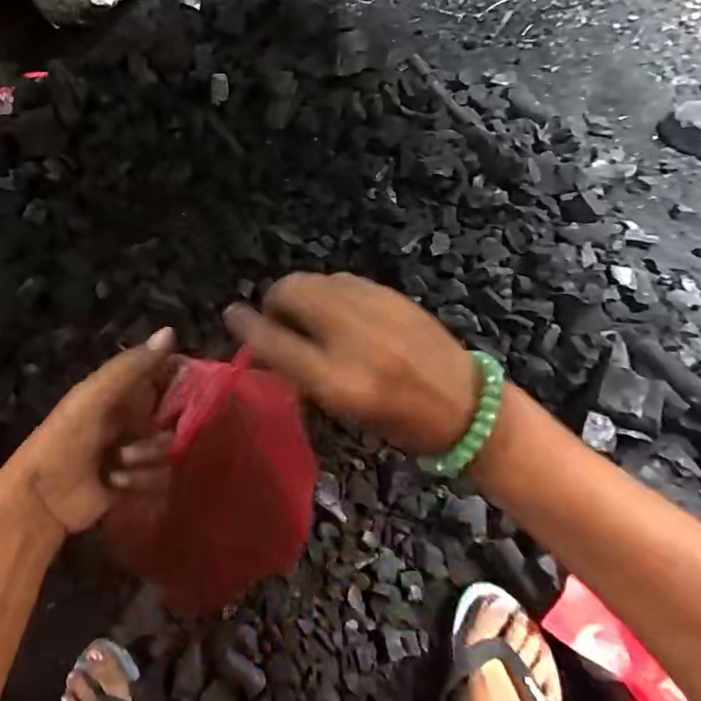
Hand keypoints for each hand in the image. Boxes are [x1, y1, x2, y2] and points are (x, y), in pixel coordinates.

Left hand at [0, 328, 177, 537]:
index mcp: (123, 391)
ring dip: (145, 462)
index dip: (180, 385)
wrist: (42, 495)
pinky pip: (161, 480)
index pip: (165, 378)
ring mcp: (136, 451)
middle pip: (173, 422)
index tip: (187, 398)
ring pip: (167, 453)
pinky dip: (141, 483)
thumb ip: (131, 367)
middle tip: (135, 442)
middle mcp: (134, 418)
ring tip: (117, 465)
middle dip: (157, 437)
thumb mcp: (96, 396)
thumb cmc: (66, 437)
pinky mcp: (137, 482)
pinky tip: (116, 483)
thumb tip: (170, 331)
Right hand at [224, 272, 476, 453]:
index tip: (231, 316)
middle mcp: (351, 337)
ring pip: (312, 280)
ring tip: (308, 316)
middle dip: (273, 302)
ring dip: (298, 294)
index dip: (245, 326)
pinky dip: (326, 291)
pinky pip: (339, 279)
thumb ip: (299, 370)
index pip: (272, 342)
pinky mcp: (389, 294)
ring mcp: (372, 309)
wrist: (469, 406)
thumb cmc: (399, 421)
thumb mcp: (341, 407)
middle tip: (279, 321)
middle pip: (288, 293)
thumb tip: (263, 341)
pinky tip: (338, 311)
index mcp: (336, 380)